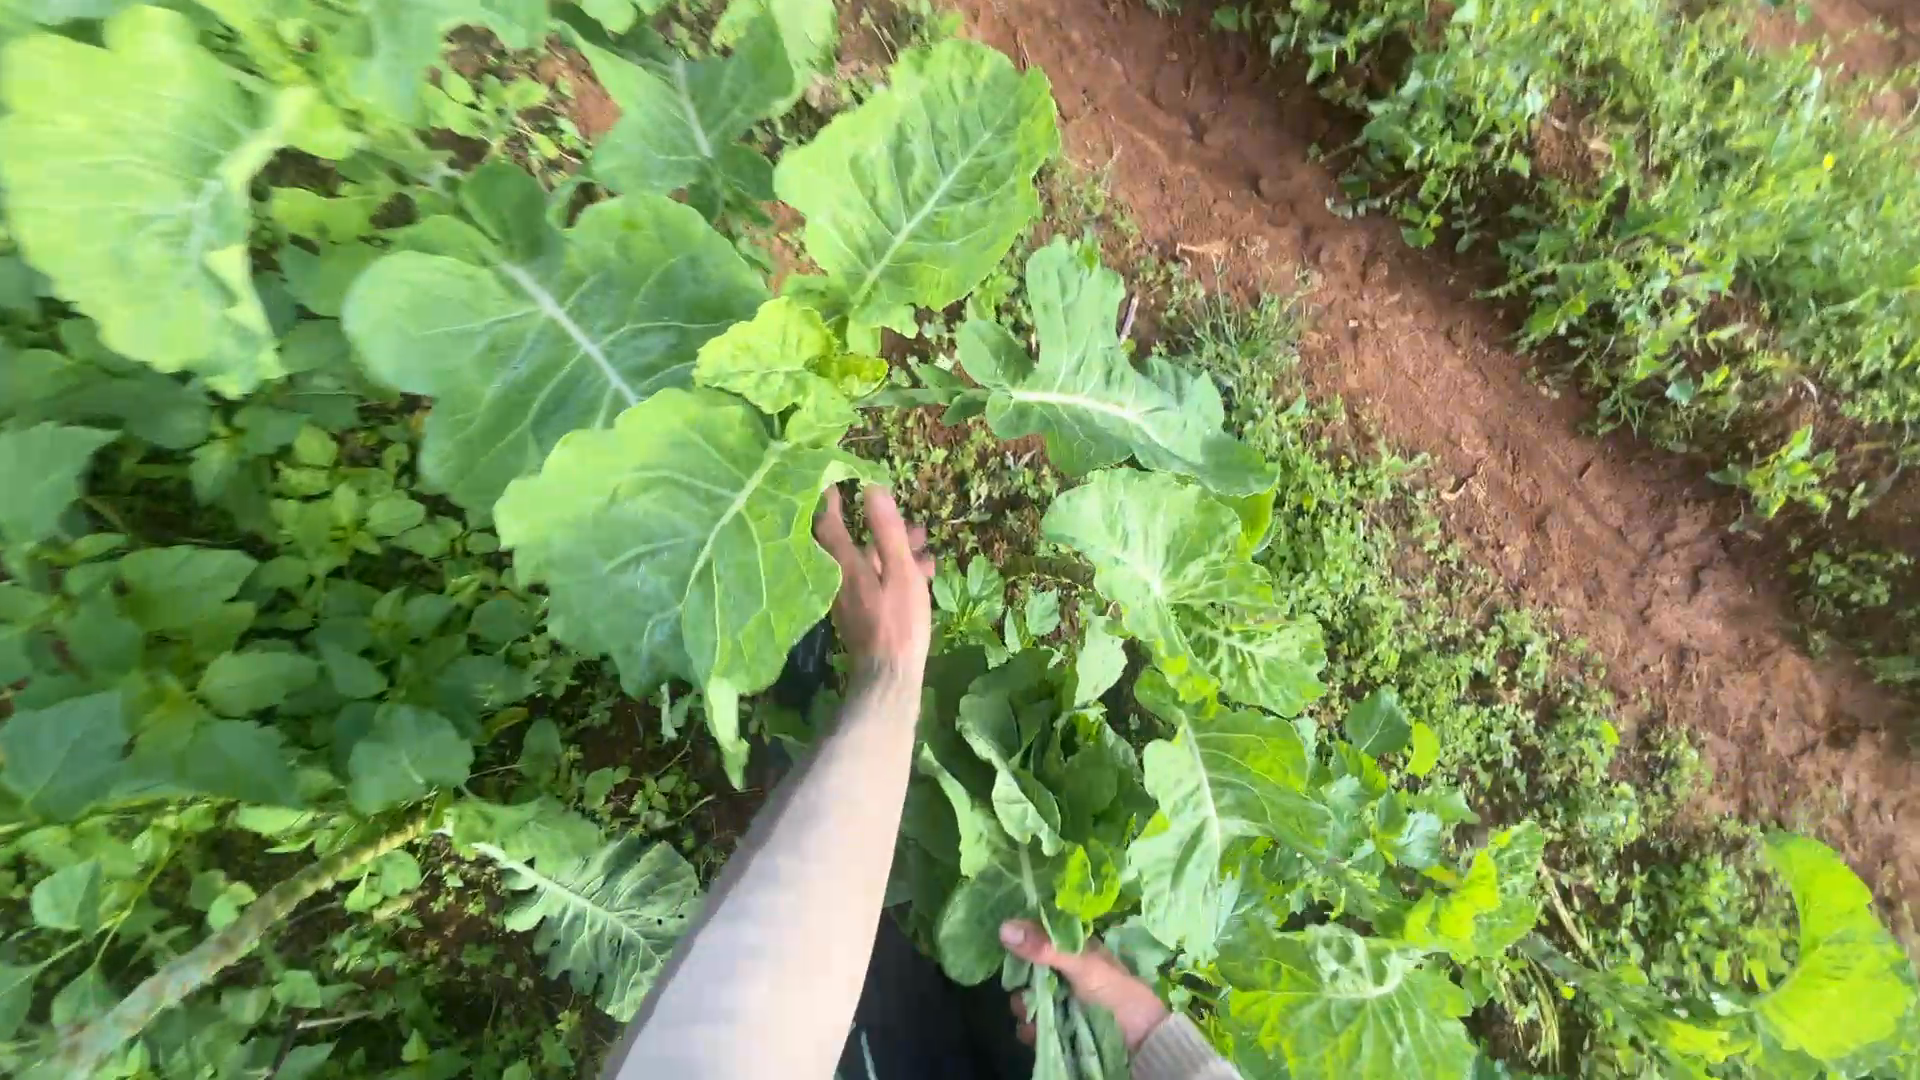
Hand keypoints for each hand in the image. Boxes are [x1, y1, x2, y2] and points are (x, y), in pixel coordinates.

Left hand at [813, 485, 934, 675]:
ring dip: (895, 550)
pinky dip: (895, 573)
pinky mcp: (863, 615)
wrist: (890, 675)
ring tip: (924, 542)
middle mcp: (840, 580)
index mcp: (845, 566)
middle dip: (880, 528)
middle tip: (905, 517)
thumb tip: (872, 488)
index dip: (831, 500)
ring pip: (870, 564)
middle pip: (854, 544)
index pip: (828, 523)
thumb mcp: (899, 571)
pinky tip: (922, 574)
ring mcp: (851, 599)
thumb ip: (886, 531)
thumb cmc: (897, 621)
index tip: (835, 480)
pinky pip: (876, 583)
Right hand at [1000, 920, 1170, 1053]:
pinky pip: (1035, 1023)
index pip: (1039, 933)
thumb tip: (1003, 927)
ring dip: (1024, 1005)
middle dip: (1020, 979)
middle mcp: (1064, 969)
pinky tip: (1033, 1033)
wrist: (1141, 1044)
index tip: (1004, 943)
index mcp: (1073, 946)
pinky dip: (1030, 1028)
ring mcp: (1061, 998)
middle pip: (1029, 967)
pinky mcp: (1060, 1025)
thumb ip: (1046, 947)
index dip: (1020, 936)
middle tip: (1021, 989)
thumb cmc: (1115, 993)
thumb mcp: (1082, 964)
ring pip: (1029, 996)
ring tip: (1030, 1015)